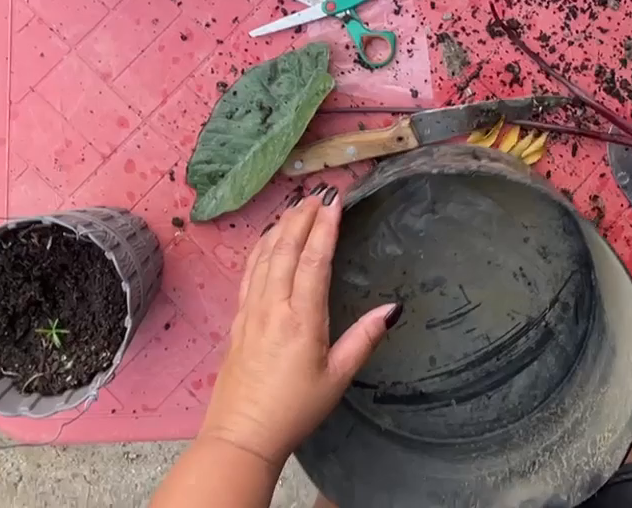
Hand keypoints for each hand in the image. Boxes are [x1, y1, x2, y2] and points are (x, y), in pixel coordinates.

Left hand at [198, 186, 397, 466]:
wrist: (242, 437)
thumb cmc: (294, 409)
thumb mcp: (337, 379)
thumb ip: (363, 339)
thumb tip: (392, 308)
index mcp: (301, 320)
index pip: (313, 261)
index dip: (325, 227)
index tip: (335, 201)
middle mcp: (273, 307)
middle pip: (286, 249)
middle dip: (303, 217)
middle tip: (318, 193)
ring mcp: (252, 310)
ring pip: (265, 256)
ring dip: (281, 226)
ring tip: (296, 205)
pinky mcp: (239, 318)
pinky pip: (249, 271)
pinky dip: (260, 247)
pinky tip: (267, 237)